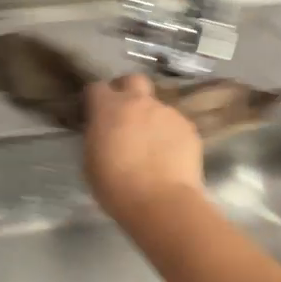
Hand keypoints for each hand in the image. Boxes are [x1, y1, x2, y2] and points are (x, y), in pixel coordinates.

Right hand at [84, 75, 204, 224]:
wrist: (162, 202)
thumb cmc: (116, 187)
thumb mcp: (91, 161)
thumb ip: (97, 136)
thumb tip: (103, 130)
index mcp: (110, 108)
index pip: (97, 87)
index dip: (95, 98)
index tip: (94, 113)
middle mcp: (140, 102)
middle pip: (133, 79)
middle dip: (127, 90)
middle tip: (125, 114)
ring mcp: (168, 112)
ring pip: (157, 106)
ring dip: (151, 119)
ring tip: (152, 146)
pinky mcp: (189, 128)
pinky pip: (175, 125)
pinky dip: (169, 135)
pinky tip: (169, 157)